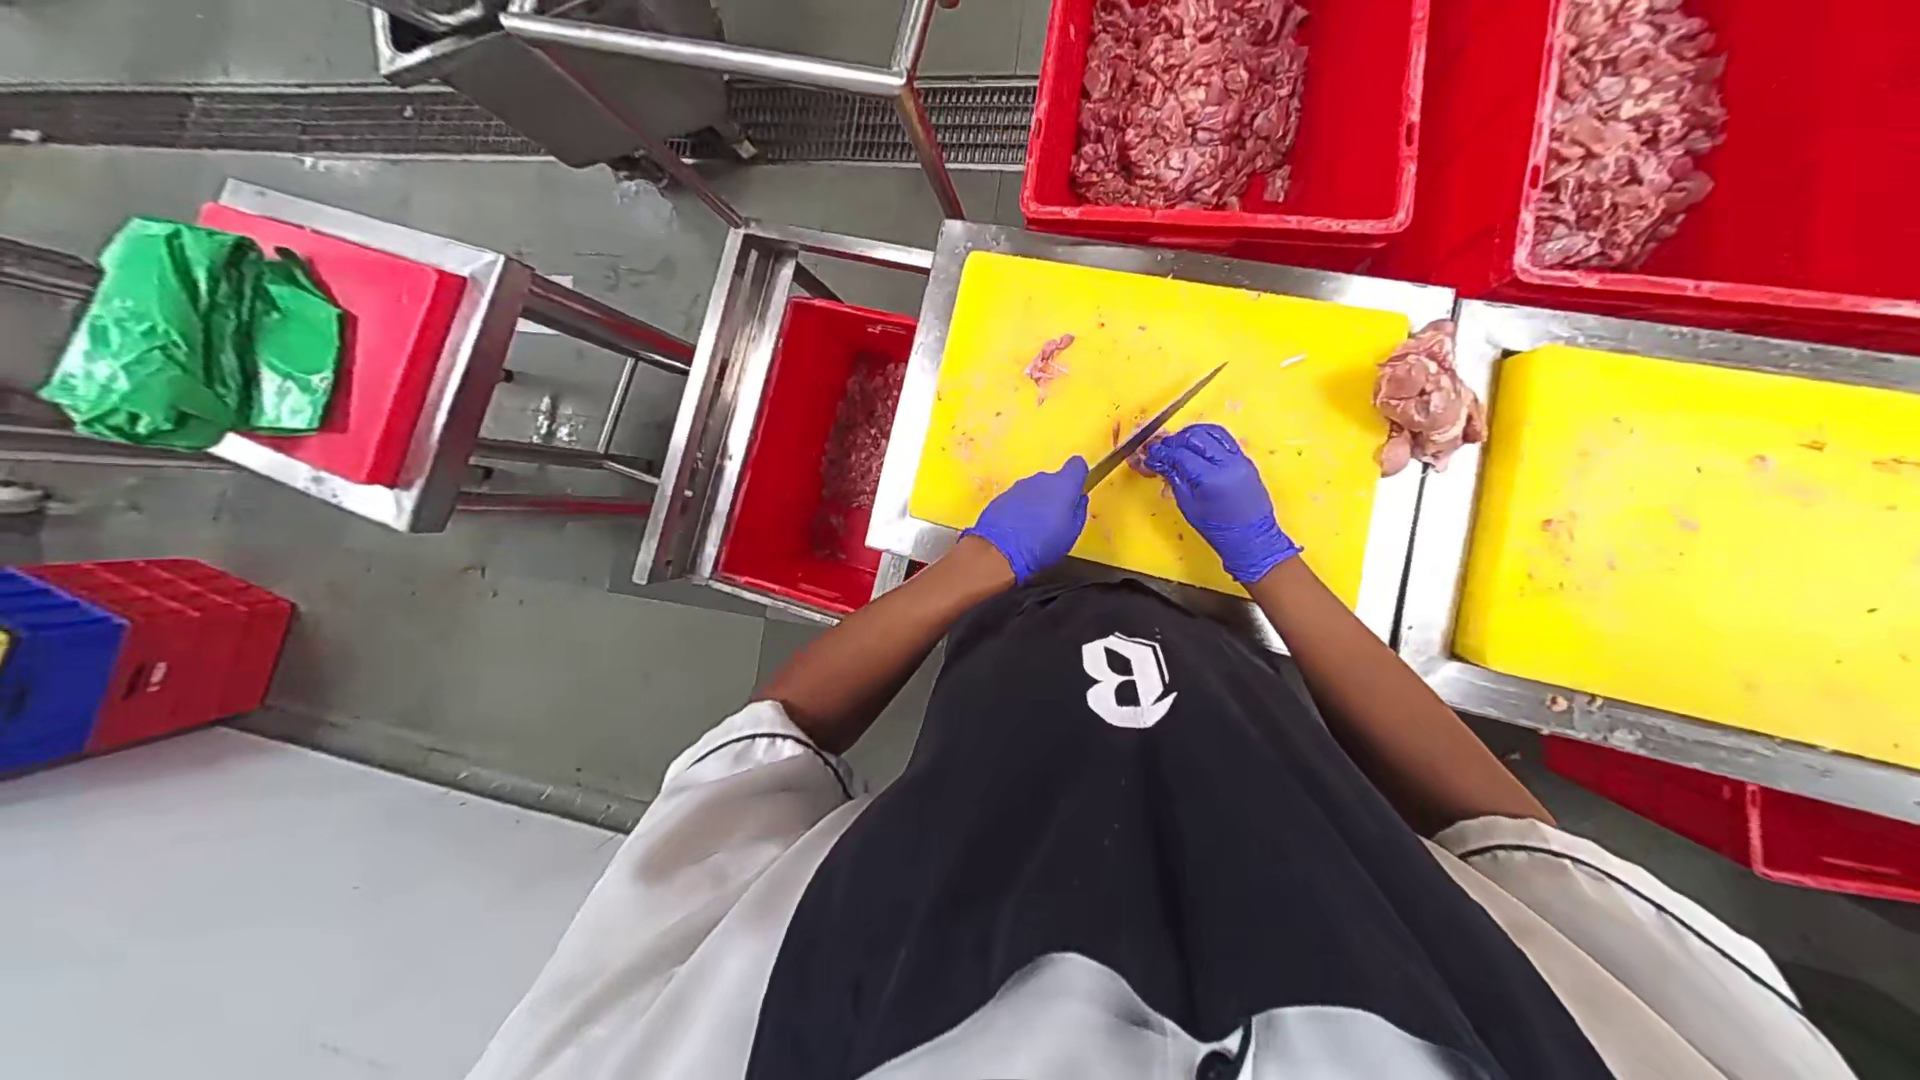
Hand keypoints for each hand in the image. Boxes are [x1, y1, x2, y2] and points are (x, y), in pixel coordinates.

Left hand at [963, 456, 1089, 583]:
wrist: (1000, 550)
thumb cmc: (1044, 543)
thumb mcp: (1072, 533)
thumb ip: (1079, 511)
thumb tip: (1079, 499)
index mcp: (1063, 484)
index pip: (1077, 464)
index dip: (1078, 476)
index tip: (1076, 492)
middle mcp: (1041, 479)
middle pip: (1053, 480)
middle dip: (1055, 495)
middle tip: (1053, 519)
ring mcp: (1019, 486)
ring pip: (1034, 490)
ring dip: (1036, 503)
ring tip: (1033, 528)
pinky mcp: (1001, 496)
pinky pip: (1017, 499)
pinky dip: (1019, 509)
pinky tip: (1016, 529)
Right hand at [1143, 423, 1300, 583]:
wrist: (1250, 537)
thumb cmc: (1216, 528)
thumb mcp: (1188, 505)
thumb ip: (1174, 478)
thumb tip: (1160, 462)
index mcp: (1210, 478)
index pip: (1181, 454)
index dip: (1163, 452)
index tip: (1151, 453)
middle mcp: (1227, 463)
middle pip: (1196, 437)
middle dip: (1175, 440)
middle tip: (1162, 448)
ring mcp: (1239, 459)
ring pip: (1212, 431)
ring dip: (1192, 434)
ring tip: (1179, 443)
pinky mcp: (1245, 459)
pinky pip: (1224, 439)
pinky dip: (1207, 437)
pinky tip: (1197, 446)